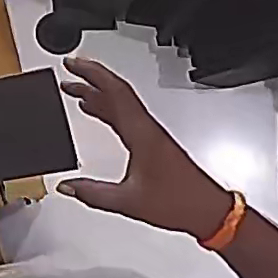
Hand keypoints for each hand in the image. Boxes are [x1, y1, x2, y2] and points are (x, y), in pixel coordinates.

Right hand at [56, 56, 233, 240]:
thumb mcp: (129, 202)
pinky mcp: (152, 141)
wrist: (210, 213)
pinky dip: (106, 106)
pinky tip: (94, 109)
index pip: (116, 92)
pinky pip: (125, 115)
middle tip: (70, 67)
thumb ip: (94, 194)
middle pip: (117, 92)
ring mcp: (150, 134)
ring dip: (97, 91)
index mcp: (142, 135)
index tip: (74, 64)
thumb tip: (67, 186)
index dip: (93, 74)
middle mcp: (147, 129)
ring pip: (121, 102)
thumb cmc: (181, 203)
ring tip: (74, 87)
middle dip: (91, 76)